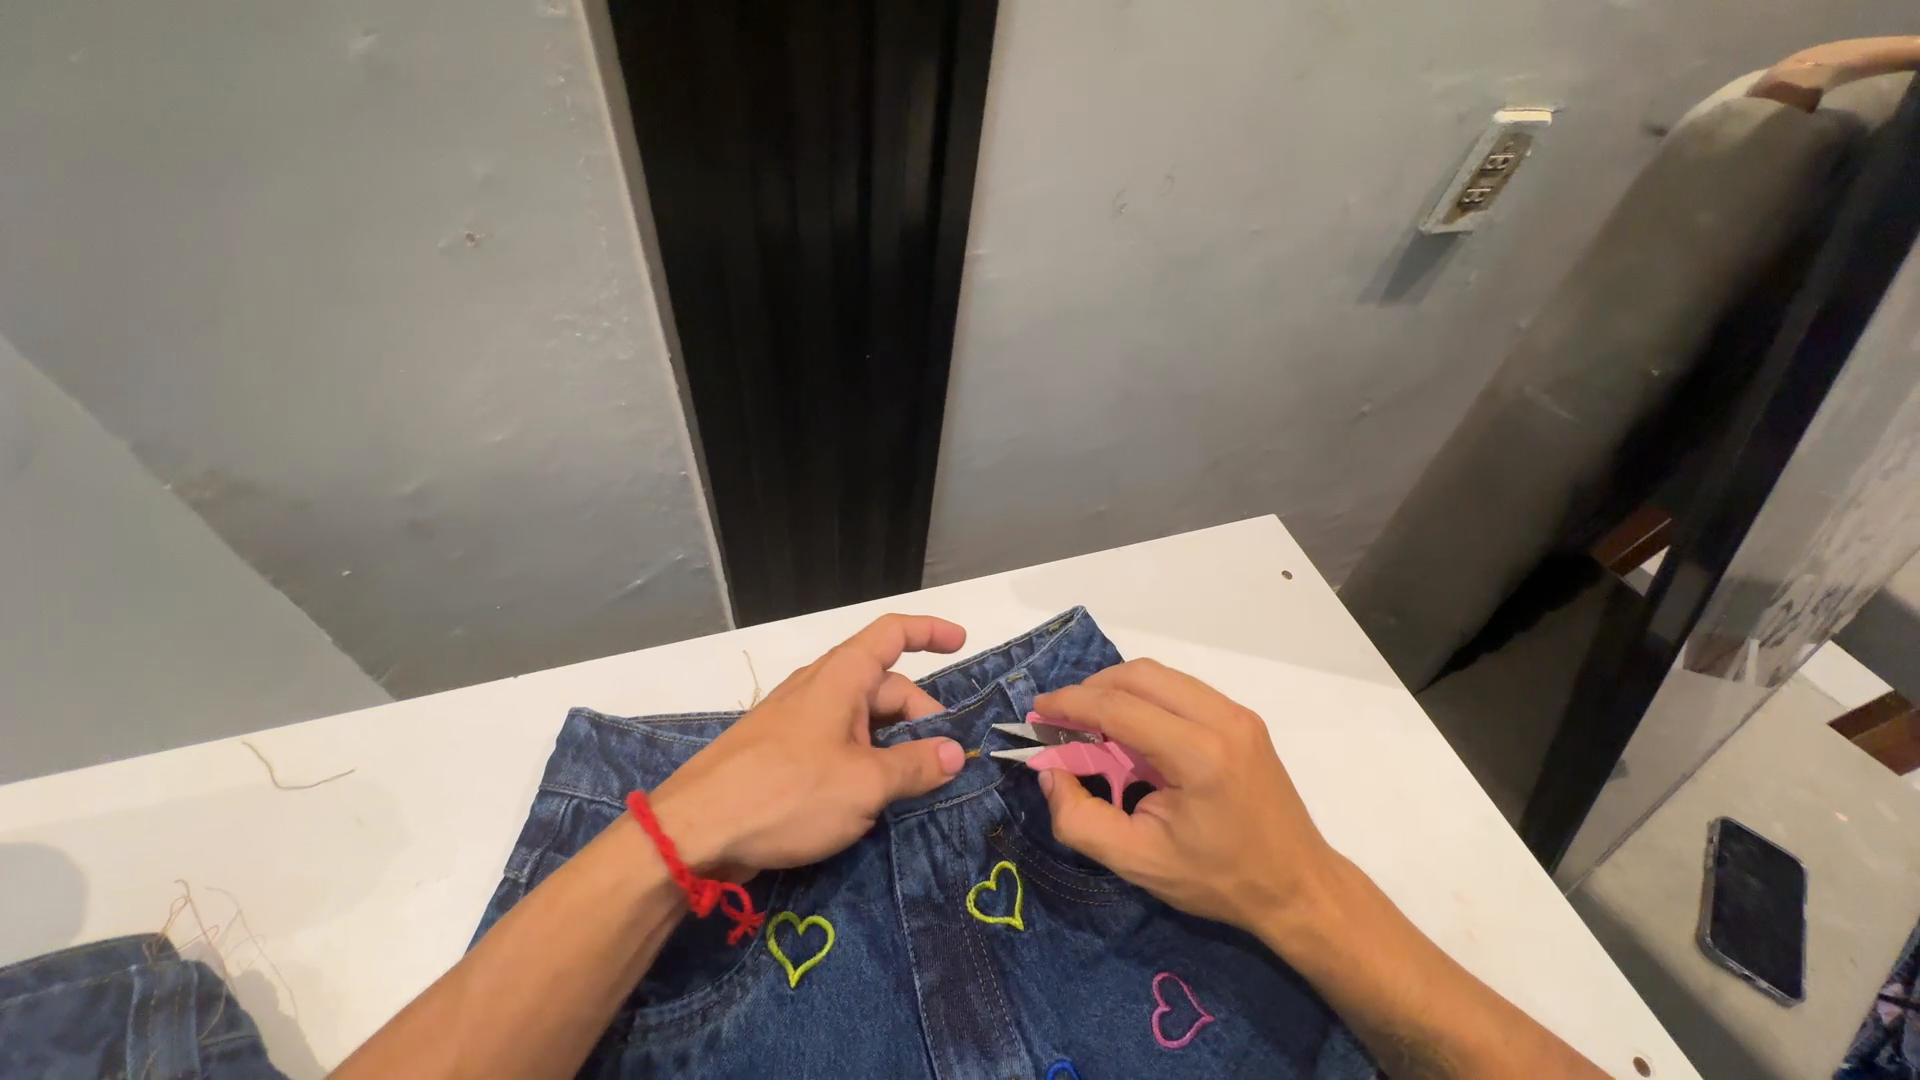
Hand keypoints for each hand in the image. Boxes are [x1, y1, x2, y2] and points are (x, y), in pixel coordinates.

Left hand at [650, 615, 969, 873]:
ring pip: (862, 719)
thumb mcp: (864, 785)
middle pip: (884, 685)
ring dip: (893, 742)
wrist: (694, 831)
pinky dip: (865, 759)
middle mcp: (819, 689)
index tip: (962, 643)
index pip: (892, 634)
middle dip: (920, 716)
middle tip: (943, 762)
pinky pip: (837, 743)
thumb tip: (954, 753)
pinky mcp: (783, 754)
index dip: (930, 632)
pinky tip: (870, 797)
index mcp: (841, 677)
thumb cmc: (787, 793)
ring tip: (912, 785)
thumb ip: (914, 766)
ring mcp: (798, 721)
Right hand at [1031, 659, 1338, 935]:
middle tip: (1061, 717)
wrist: (1297, 887)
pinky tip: (1130, 729)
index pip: (1119, 707)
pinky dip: (1145, 697)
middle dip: (1091, 688)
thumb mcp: (1137, 861)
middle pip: (1139, 675)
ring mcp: (1237, 714)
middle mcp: (1222, 719)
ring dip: (1117, 689)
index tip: (1037, 711)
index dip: (1070, 704)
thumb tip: (1049, 772)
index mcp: (1198, 755)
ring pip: (1160, 675)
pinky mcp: (1243, 719)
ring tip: (1090, 722)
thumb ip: (1080, 819)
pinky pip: (1180, 689)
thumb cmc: (1217, 879)